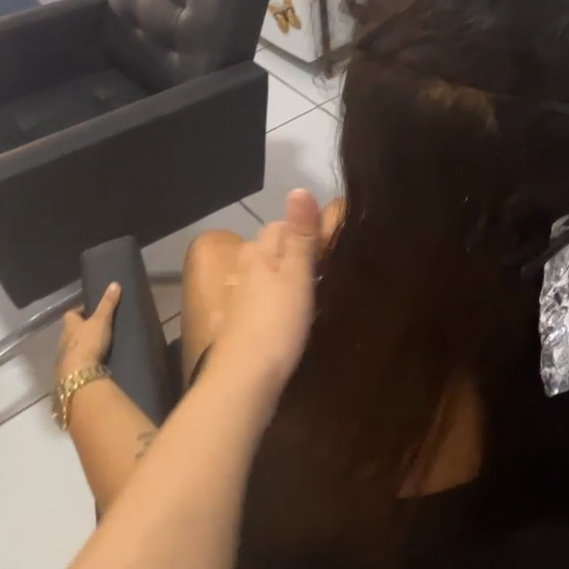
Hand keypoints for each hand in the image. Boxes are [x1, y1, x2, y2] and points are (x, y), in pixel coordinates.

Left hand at [57, 281, 120, 381]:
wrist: (78, 376)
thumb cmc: (88, 343)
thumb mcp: (101, 320)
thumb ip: (107, 304)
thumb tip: (114, 283)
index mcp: (69, 325)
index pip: (70, 314)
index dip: (79, 311)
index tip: (91, 312)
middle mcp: (62, 340)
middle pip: (69, 331)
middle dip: (80, 330)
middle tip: (96, 330)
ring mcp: (61, 358)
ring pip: (70, 348)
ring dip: (79, 348)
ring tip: (95, 349)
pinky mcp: (64, 374)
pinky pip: (72, 364)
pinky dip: (79, 362)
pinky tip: (90, 365)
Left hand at [206, 190, 323, 393]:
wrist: (243, 381)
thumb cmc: (276, 323)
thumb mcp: (296, 276)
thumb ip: (301, 236)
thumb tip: (299, 187)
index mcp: (260, 255)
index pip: (279, 226)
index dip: (302, 228)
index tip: (330, 241)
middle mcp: (245, 272)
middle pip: (268, 250)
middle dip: (292, 252)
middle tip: (326, 266)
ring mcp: (239, 302)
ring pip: (263, 277)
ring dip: (282, 278)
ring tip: (312, 290)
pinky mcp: (241, 329)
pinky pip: (261, 304)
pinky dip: (275, 304)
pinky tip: (289, 319)